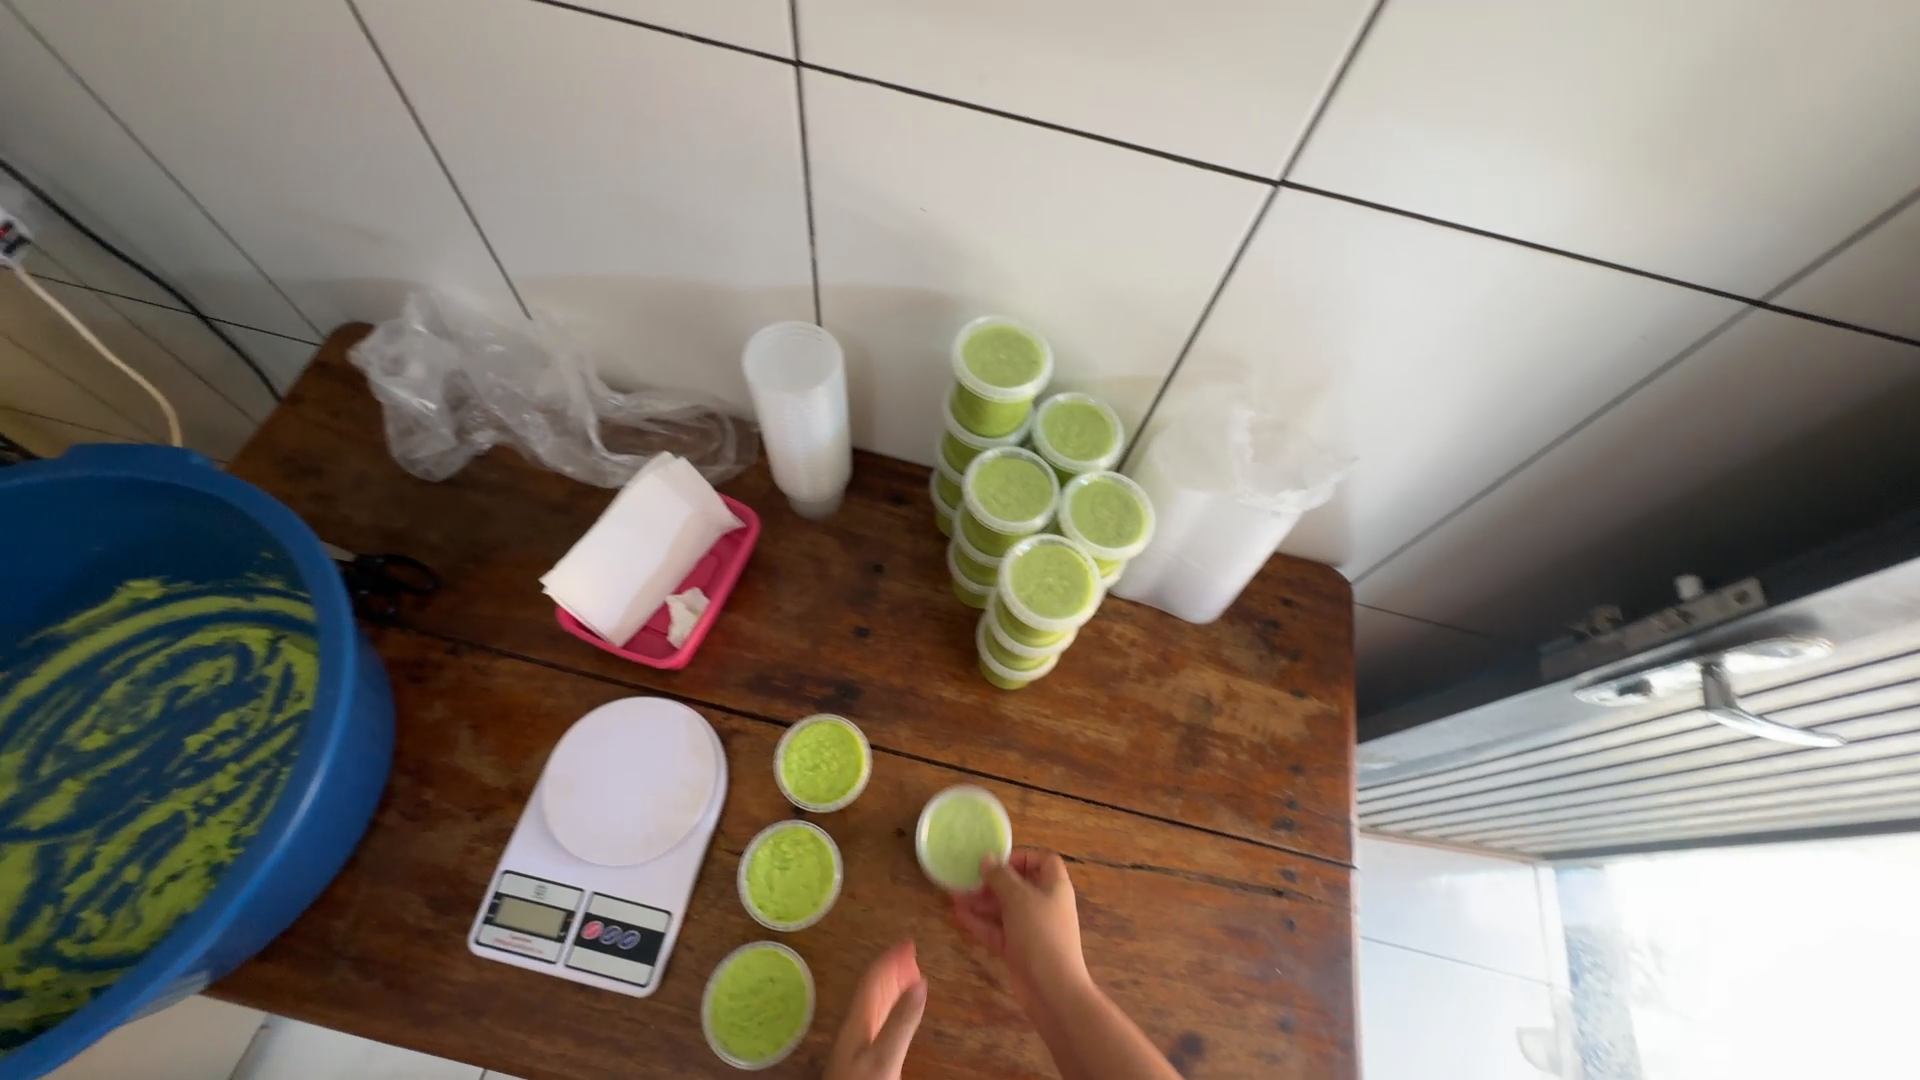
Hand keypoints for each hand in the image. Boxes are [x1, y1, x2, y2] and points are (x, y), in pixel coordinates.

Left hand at [825, 940, 926, 1079]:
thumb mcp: (884, 1056)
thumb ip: (902, 1021)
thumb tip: (921, 982)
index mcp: (858, 1020)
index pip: (872, 979)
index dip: (889, 958)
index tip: (908, 941)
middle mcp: (856, 1026)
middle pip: (873, 990)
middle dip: (892, 969)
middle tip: (912, 953)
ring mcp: (858, 1043)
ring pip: (875, 1006)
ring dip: (892, 988)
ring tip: (909, 975)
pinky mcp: (863, 1059)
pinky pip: (878, 1022)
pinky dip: (891, 1009)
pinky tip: (899, 1014)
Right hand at [952, 848, 1089, 1003]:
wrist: (1053, 991)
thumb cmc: (1040, 933)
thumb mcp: (1019, 898)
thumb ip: (1000, 877)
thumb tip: (987, 859)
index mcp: (1054, 886)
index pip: (1043, 861)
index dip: (1022, 857)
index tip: (998, 861)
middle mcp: (1044, 904)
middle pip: (1018, 885)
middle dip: (992, 882)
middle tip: (966, 879)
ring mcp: (1032, 929)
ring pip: (1004, 909)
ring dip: (981, 902)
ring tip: (955, 895)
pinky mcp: (1019, 949)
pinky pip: (998, 930)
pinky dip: (981, 922)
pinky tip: (959, 915)